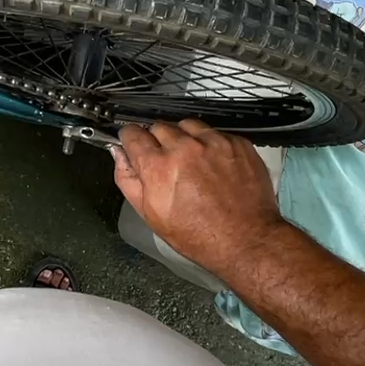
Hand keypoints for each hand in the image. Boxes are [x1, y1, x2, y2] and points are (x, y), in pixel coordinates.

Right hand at [113, 120, 288, 275]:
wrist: (246, 240)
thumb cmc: (197, 234)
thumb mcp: (150, 213)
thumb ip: (127, 179)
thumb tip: (118, 155)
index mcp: (158, 166)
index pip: (132, 133)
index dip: (130, 140)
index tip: (134, 144)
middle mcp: (185, 148)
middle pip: (159, 126)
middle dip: (158, 141)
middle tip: (166, 162)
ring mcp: (214, 143)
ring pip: (187, 125)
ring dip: (184, 138)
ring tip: (191, 161)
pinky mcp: (237, 143)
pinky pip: (215, 133)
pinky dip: (210, 144)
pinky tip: (213, 166)